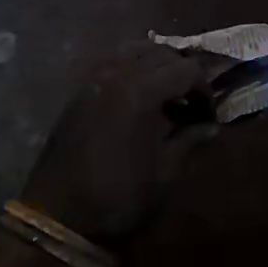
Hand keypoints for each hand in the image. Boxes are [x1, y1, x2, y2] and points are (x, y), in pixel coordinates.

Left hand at [20, 42, 219, 244]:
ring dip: (158, 63)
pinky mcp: (82, 88)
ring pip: (137, 49)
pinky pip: (114, 59)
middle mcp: (119, 72)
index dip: (204, 90)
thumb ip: (190, 141)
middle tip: (190, 104)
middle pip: (163, 53)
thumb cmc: (116, 197)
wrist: (56, 217)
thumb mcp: (164, 174)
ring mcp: (96, 76)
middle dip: (183, 74)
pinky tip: (138, 92)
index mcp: (142, 90)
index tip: (209, 114)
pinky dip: (133, 65)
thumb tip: (212, 126)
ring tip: (166, 93)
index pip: (187, 70)